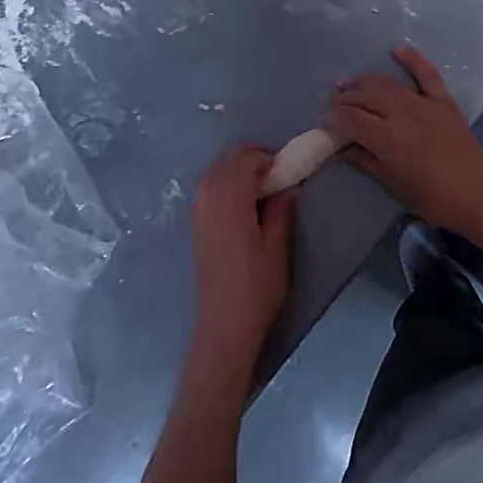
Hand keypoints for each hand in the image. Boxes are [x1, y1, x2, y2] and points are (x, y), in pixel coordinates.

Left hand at [188, 146, 295, 370]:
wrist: (224, 325)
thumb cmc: (257, 289)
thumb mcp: (277, 248)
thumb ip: (280, 212)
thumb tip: (287, 187)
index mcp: (230, 204)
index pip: (244, 162)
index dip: (265, 158)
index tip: (285, 168)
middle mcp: (208, 202)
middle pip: (225, 161)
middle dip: (249, 157)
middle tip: (275, 170)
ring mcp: (198, 213)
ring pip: (213, 172)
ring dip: (235, 168)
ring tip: (261, 182)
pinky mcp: (195, 225)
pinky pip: (208, 188)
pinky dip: (224, 182)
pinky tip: (242, 199)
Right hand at [329, 47, 482, 231]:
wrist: (475, 193)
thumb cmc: (430, 197)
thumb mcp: (391, 182)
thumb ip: (364, 160)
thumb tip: (340, 149)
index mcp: (386, 139)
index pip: (351, 120)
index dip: (335, 118)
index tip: (327, 120)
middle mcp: (401, 114)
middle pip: (365, 98)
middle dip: (346, 99)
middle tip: (335, 103)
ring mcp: (423, 104)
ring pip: (387, 84)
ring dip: (365, 81)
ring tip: (349, 83)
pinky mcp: (443, 101)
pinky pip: (427, 75)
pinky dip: (412, 60)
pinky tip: (396, 50)